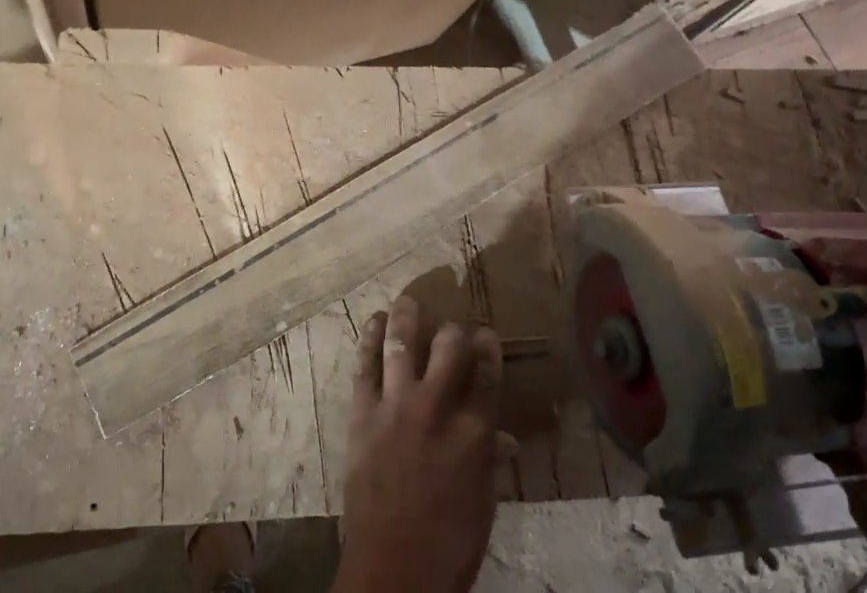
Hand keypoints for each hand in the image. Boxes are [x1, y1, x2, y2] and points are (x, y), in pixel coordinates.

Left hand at [333, 296, 510, 592]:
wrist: (393, 564)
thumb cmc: (450, 541)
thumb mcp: (483, 501)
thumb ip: (489, 459)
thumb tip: (504, 437)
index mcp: (474, 432)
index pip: (487, 374)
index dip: (488, 348)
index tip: (486, 333)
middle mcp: (436, 408)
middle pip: (448, 349)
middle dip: (453, 331)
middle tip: (452, 325)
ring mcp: (395, 407)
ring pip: (403, 346)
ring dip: (407, 318)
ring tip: (409, 301)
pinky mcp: (362, 414)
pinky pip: (365, 366)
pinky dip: (369, 340)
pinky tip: (373, 322)